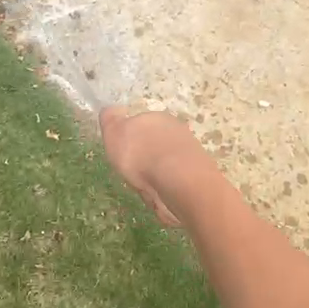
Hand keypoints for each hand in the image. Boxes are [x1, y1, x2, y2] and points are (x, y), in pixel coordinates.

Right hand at [99, 106, 209, 226]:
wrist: (178, 181)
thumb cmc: (140, 154)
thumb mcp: (114, 132)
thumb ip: (110, 119)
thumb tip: (112, 111)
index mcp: (156, 117)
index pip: (140, 125)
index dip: (130, 141)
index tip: (123, 155)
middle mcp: (176, 130)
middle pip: (155, 145)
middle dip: (145, 159)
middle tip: (134, 173)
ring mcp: (190, 152)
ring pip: (166, 164)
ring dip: (157, 175)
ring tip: (147, 189)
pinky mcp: (198, 175)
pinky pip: (176, 181)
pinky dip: (168, 188)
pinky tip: (161, 196)